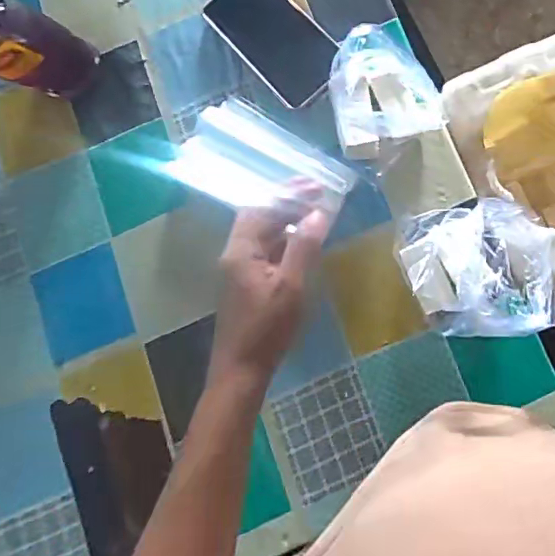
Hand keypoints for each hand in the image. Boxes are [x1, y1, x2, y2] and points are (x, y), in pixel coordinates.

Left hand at [212, 185, 335, 385]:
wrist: (241, 370)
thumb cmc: (266, 328)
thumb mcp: (291, 286)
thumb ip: (303, 247)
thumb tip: (319, 213)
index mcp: (241, 250)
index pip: (262, 207)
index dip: (288, 193)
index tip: (315, 185)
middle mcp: (236, 254)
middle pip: (260, 216)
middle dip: (288, 202)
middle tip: (318, 193)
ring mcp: (240, 269)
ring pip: (263, 234)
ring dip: (287, 220)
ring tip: (315, 212)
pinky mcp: (247, 283)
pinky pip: (266, 250)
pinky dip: (285, 240)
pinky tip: (303, 242)